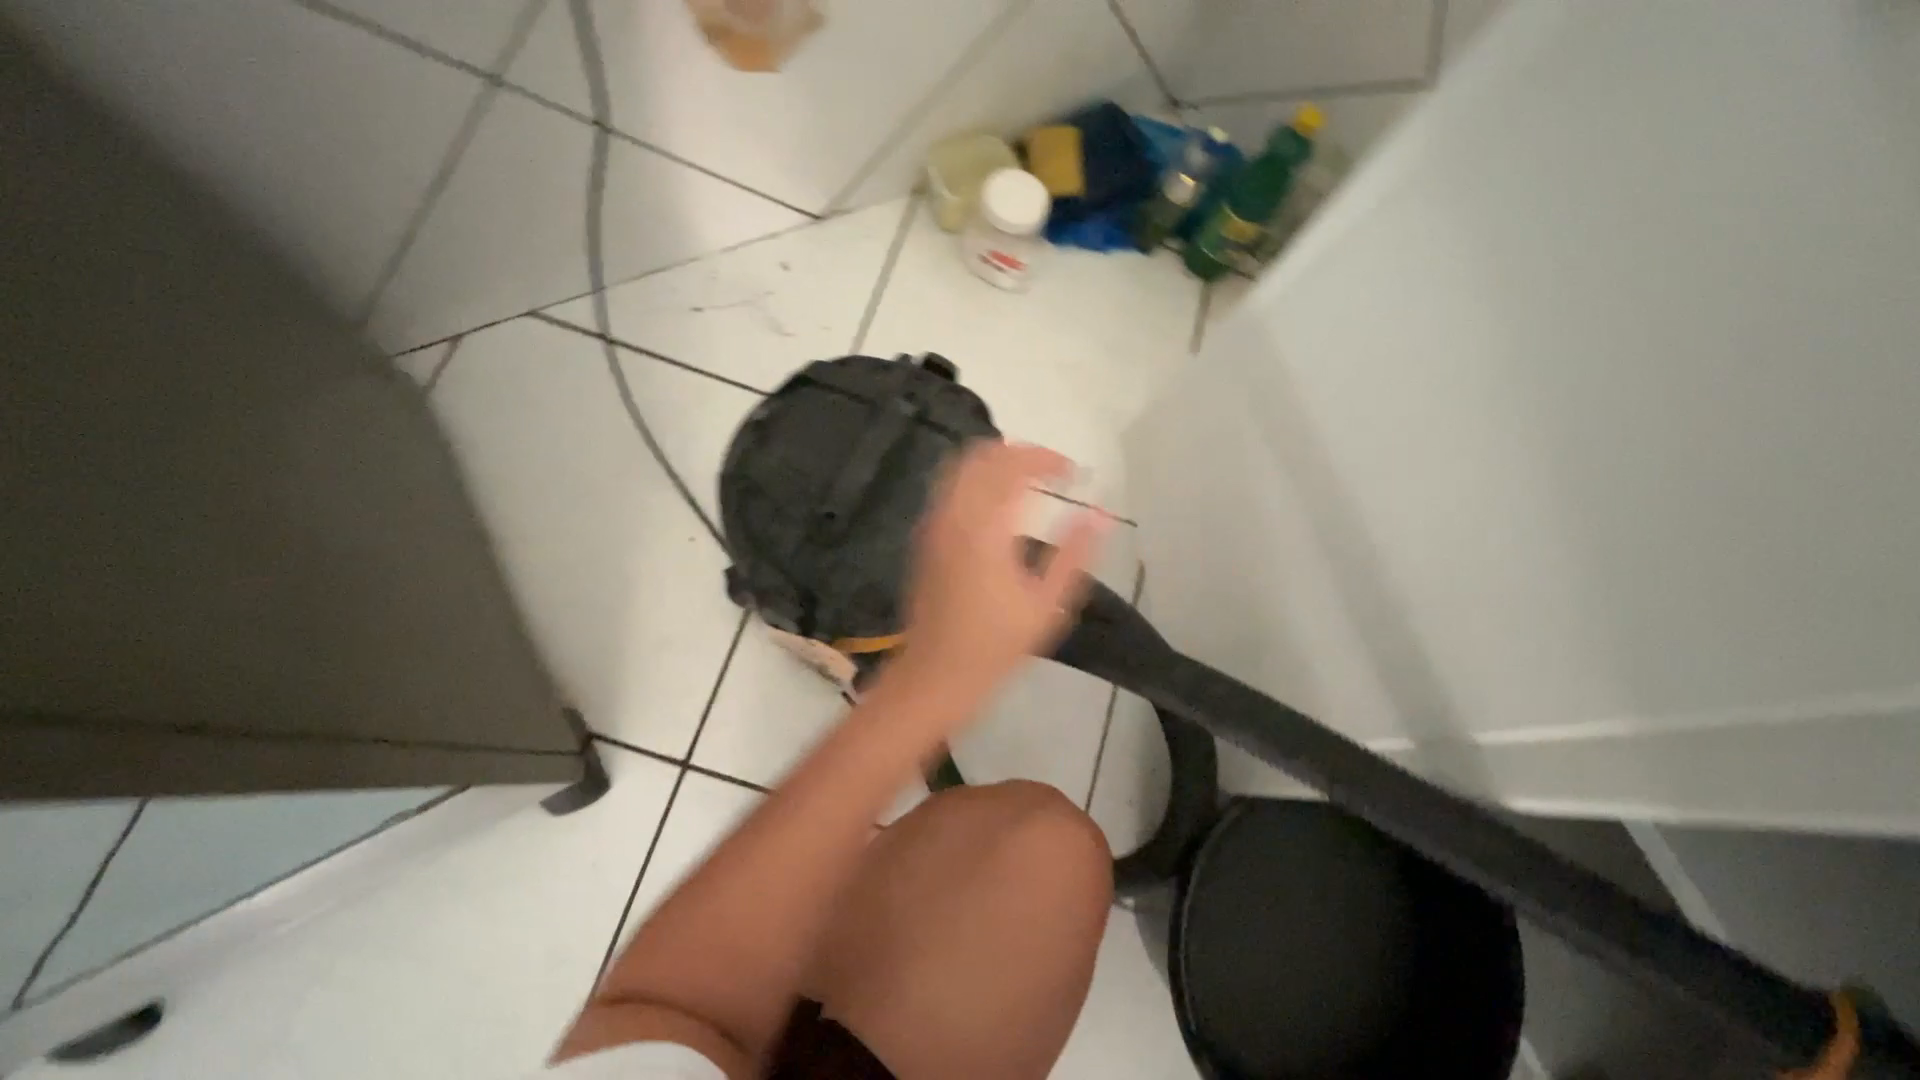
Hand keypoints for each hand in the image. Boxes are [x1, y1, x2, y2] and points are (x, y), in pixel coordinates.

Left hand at [893, 440, 1109, 706]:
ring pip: (960, 468)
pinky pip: (949, 489)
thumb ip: (1075, 553)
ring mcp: (932, 525)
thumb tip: (1101, 513)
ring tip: (1029, 481)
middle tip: (1052, 469)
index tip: (1074, 471)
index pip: (1013, 466)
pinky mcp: (924, 539)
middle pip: (980, 456)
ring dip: (995, 464)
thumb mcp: (1047, 605)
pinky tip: (999, 505)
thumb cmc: (994, 647)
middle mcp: (952, 516)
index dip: (1046, 459)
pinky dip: (976, 480)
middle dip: (1018, 452)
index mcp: (984, 528)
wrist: (933, 676)